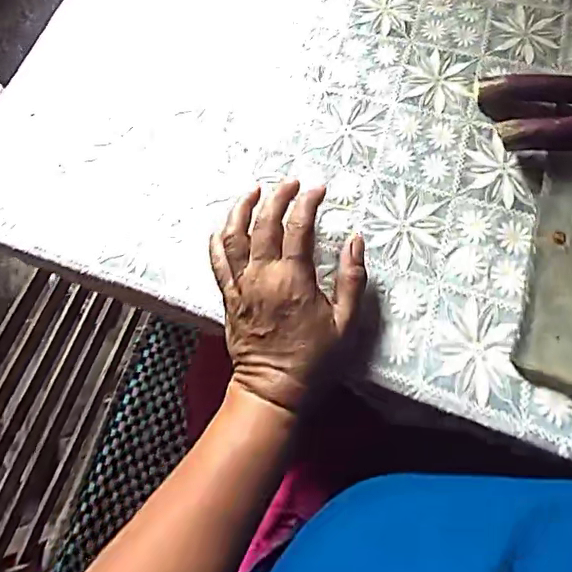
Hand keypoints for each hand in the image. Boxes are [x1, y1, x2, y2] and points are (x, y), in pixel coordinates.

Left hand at [209, 180, 366, 413]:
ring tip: (253, 191)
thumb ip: (353, 280)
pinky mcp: (228, 295)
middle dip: (277, 196)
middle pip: (264, 223)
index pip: (299, 227)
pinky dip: (218, 238)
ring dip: (242, 208)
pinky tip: (223, 225)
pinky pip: (216, 260)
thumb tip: (355, 242)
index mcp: (293, 279)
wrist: (273, 389)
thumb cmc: (313, 360)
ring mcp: (241, 283)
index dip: (308, 203)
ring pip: (233, 235)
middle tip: (289, 183)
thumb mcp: (345, 324)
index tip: (317, 189)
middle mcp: (262, 275)